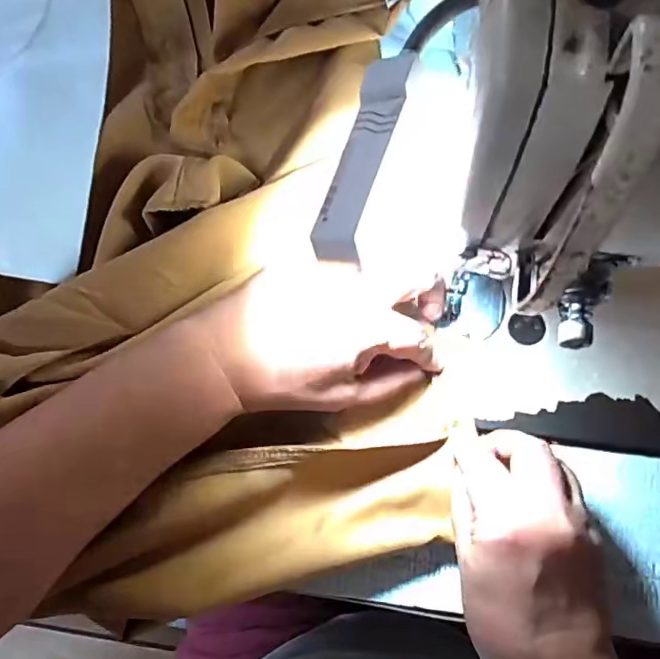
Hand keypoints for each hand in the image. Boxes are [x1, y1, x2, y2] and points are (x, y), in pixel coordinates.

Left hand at [175, 263, 442, 413]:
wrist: (226, 354)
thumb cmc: (282, 383)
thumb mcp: (340, 396)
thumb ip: (388, 384)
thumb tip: (416, 373)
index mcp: (373, 325)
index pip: (422, 335)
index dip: (431, 353)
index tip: (431, 363)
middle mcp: (362, 287)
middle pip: (422, 275)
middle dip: (433, 296)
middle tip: (424, 316)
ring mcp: (336, 269)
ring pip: (385, 267)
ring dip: (395, 287)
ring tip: (379, 312)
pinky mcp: (312, 261)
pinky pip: (348, 266)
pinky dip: (357, 284)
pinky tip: (337, 306)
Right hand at [452, 430, 613, 658]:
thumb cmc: (498, 625)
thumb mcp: (466, 566)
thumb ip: (465, 513)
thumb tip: (463, 478)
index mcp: (507, 522)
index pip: (482, 461)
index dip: (465, 446)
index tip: (455, 441)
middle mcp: (549, 511)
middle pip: (530, 447)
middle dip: (502, 442)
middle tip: (482, 456)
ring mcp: (579, 520)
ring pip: (557, 461)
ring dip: (528, 458)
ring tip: (506, 475)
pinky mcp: (596, 532)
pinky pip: (569, 488)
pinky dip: (546, 480)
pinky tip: (529, 502)